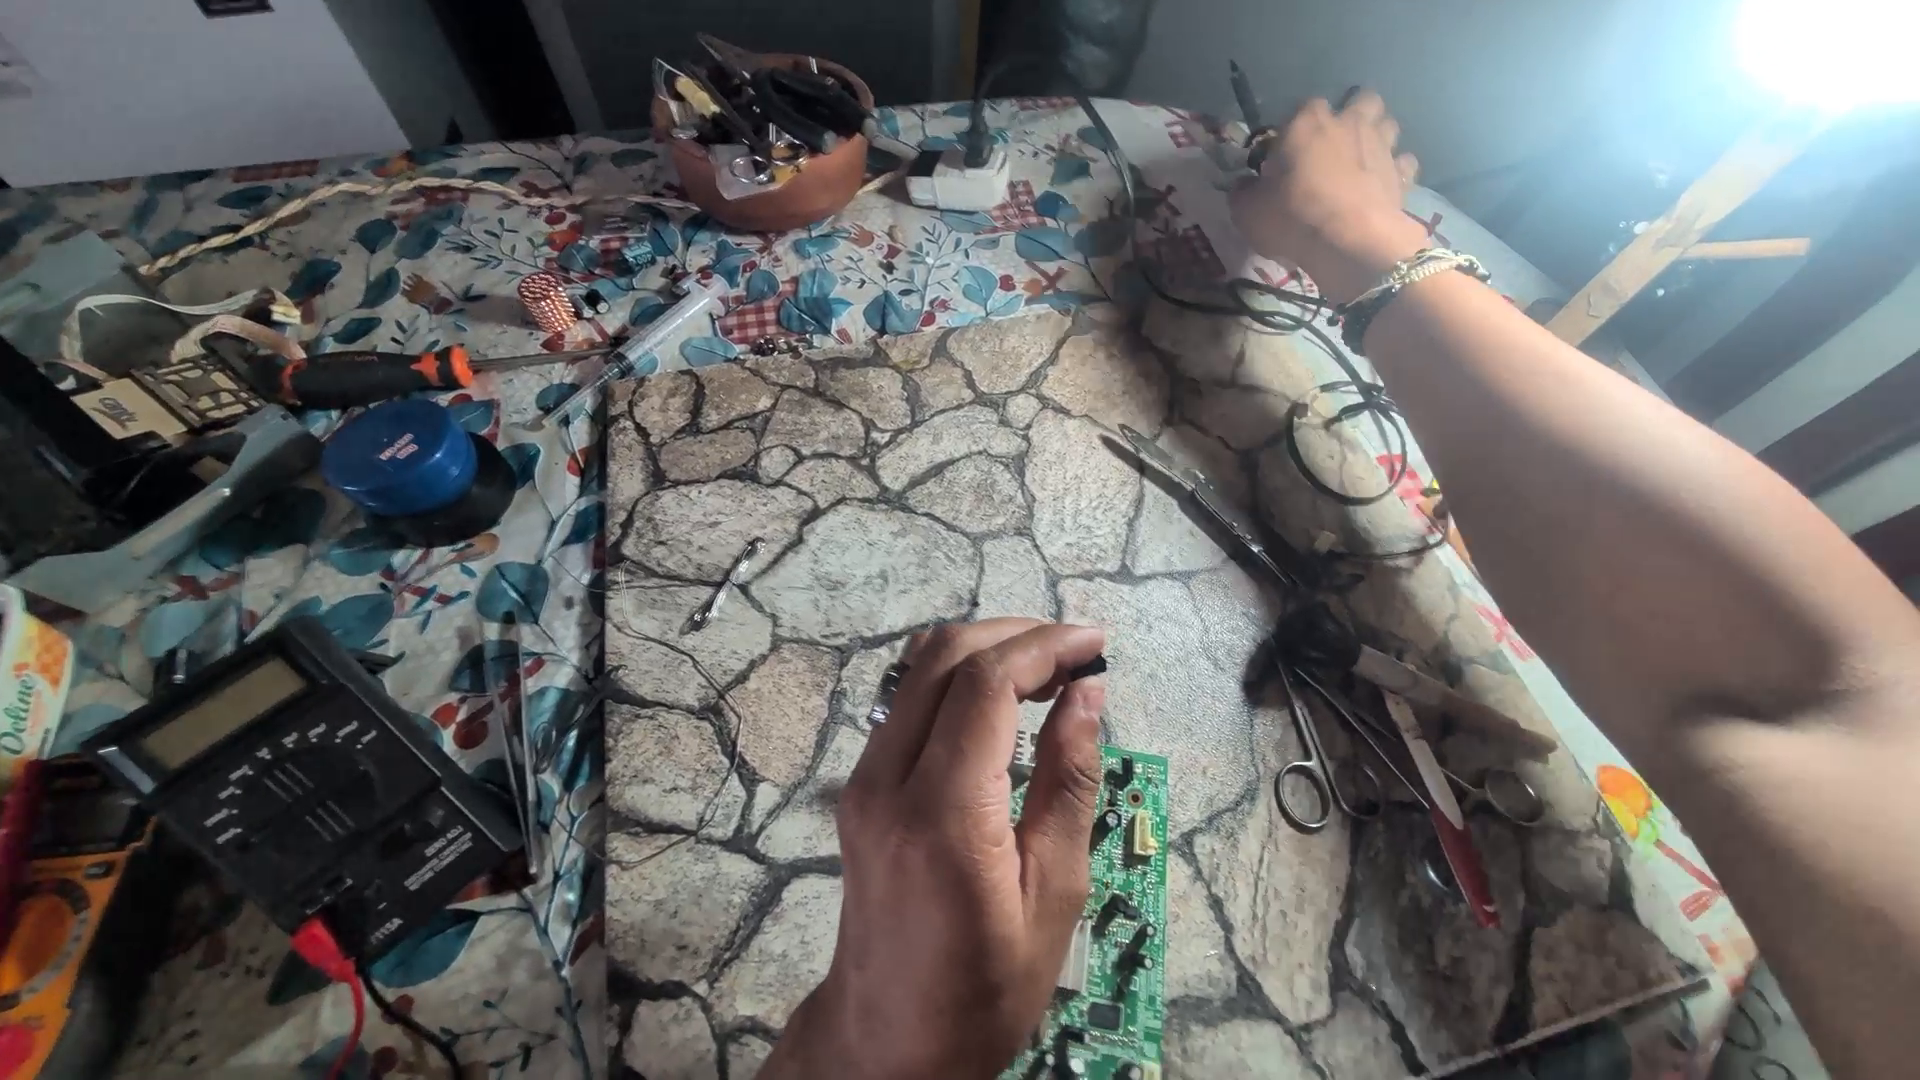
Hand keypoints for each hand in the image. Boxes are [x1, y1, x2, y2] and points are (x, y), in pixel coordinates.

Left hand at [764, 619, 1108, 1079]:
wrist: (888, 1037)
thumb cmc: (986, 985)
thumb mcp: (1053, 893)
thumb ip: (1068, 781)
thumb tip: (1087, 694)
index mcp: (942, 813)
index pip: (985, 684)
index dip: (1044, 646)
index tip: (1096, 643)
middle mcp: (887, 779)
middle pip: (943, 656)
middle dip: (1015, 635)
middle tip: (1075, 652)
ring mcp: (863, 778)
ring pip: (918, 669)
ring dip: (985, 650)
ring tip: (1046, 669)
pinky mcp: (860, 785)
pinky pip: (906, 702)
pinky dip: (958, 679)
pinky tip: (1002, 699)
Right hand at [1229, 89, 1429, 303]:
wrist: (1348, 242)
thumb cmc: (1292, 218)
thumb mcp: (1247, 211)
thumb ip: (1244, 192)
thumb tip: (1245, 185)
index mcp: (1307, 123)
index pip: (1302, 108)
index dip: (1294, 129)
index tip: (1285, 154)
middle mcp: (1349, 123)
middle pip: (1360, 100)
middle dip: (1350, 115)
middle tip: (1334, 144)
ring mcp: (1381, 145)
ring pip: (1387, 124)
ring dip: (1376, 136)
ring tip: (1361, 161)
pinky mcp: (1402, 174)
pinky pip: (1403, 162)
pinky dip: (1394, 170)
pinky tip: (1381, 185)